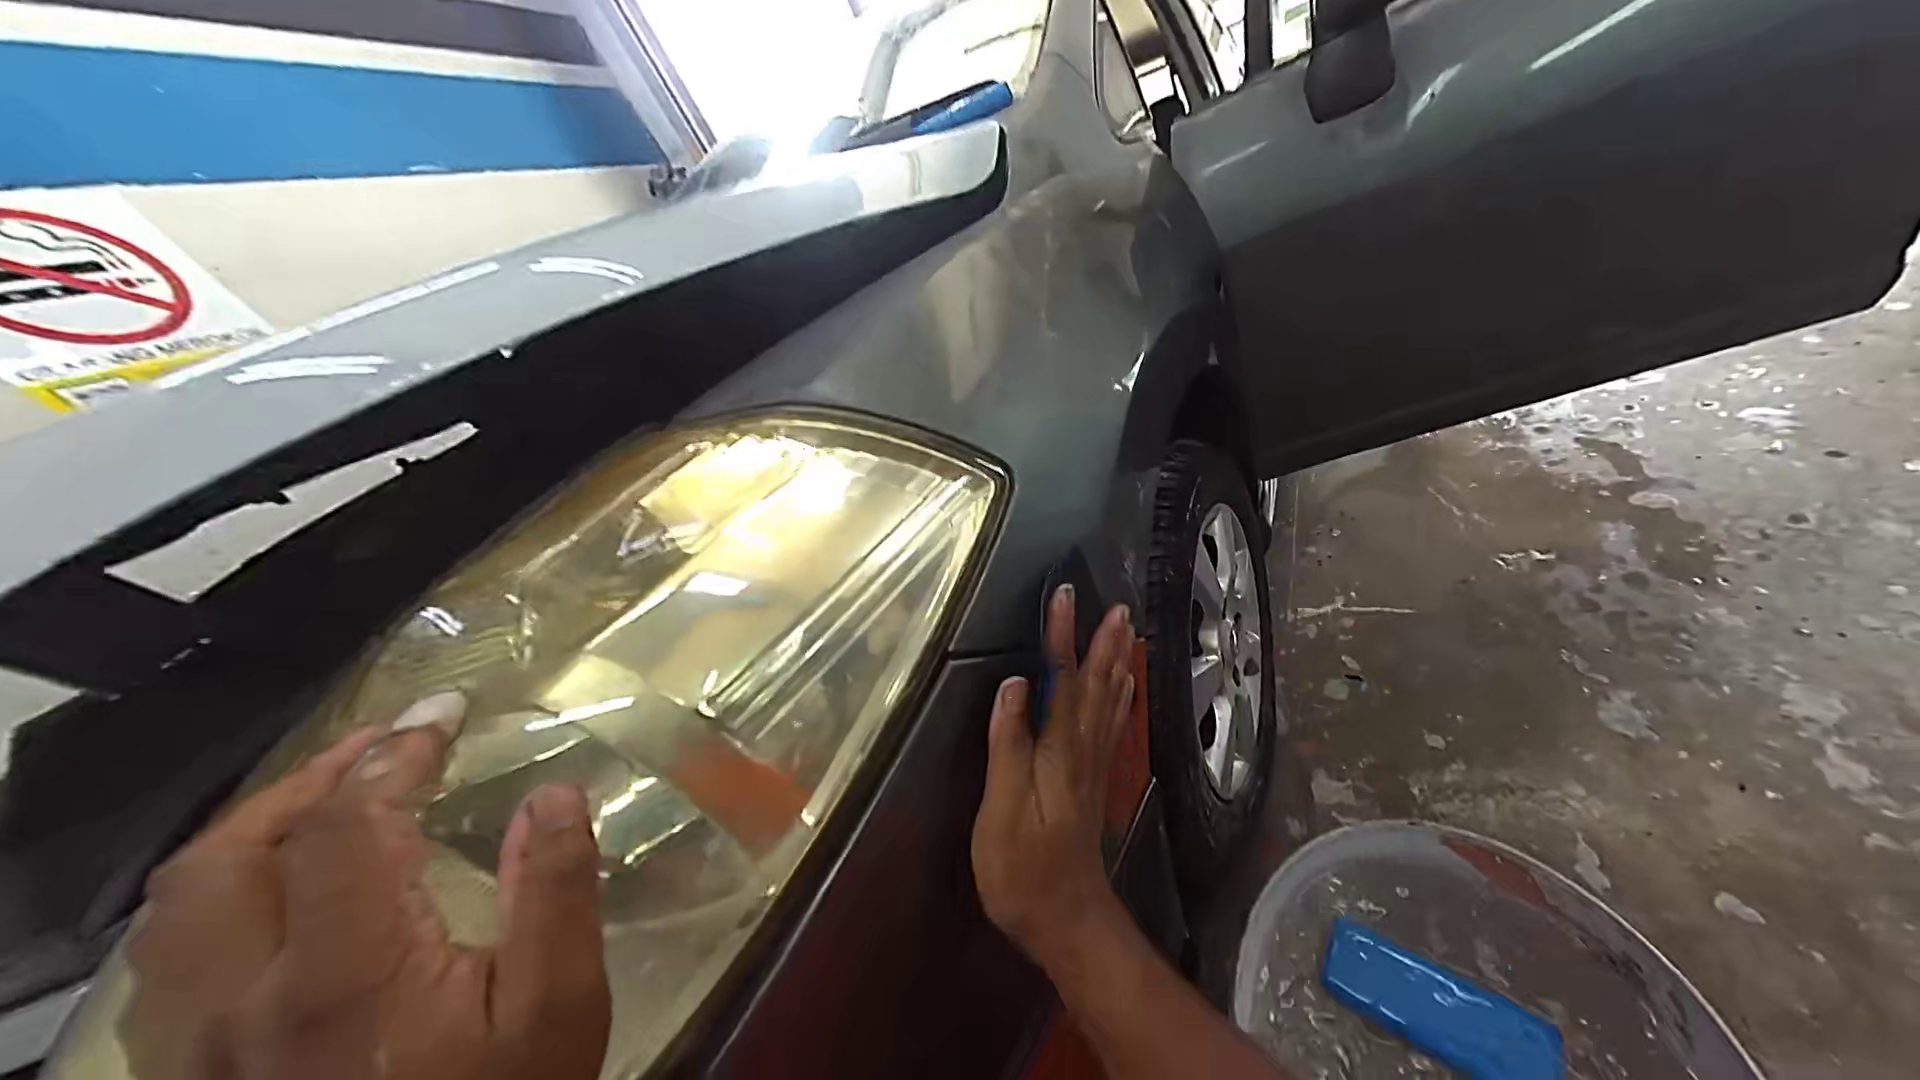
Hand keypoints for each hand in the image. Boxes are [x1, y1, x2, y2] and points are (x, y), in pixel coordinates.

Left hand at [124, 693, 610, 1079]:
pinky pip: (177, 958)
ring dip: (260, 825)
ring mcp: (199, 1049)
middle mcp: (243, 1004)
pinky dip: (233, 885)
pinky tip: (293, 882)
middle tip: (386, 741)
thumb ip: (558, 894)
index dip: (394, 753)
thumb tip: (556, 794)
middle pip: (227, 858)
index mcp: (346, 973)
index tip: (445, 714)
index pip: (344, 825)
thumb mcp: (559, 1004)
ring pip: (181, 907)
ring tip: (338, 789)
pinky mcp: (193, 1078)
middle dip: (310, 777)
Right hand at [971, 587, 1135, 971]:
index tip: (1066, 596)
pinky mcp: (1094, 780)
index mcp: (1058, 750)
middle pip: (1096, 685)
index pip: (1063, 679)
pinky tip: (1125, 685)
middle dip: (1104, 641)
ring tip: (1127, 631)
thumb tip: (1015, 683)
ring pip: (1110, 702)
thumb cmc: (1023, 868)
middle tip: (1118, 606)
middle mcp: (1083, 749)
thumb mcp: (1002, 809)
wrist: (1066, 920)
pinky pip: (1112, 727)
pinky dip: (1120, 698)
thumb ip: (1009, 744)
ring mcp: (1093, 765)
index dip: (1063, 635)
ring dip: (1118, 662)